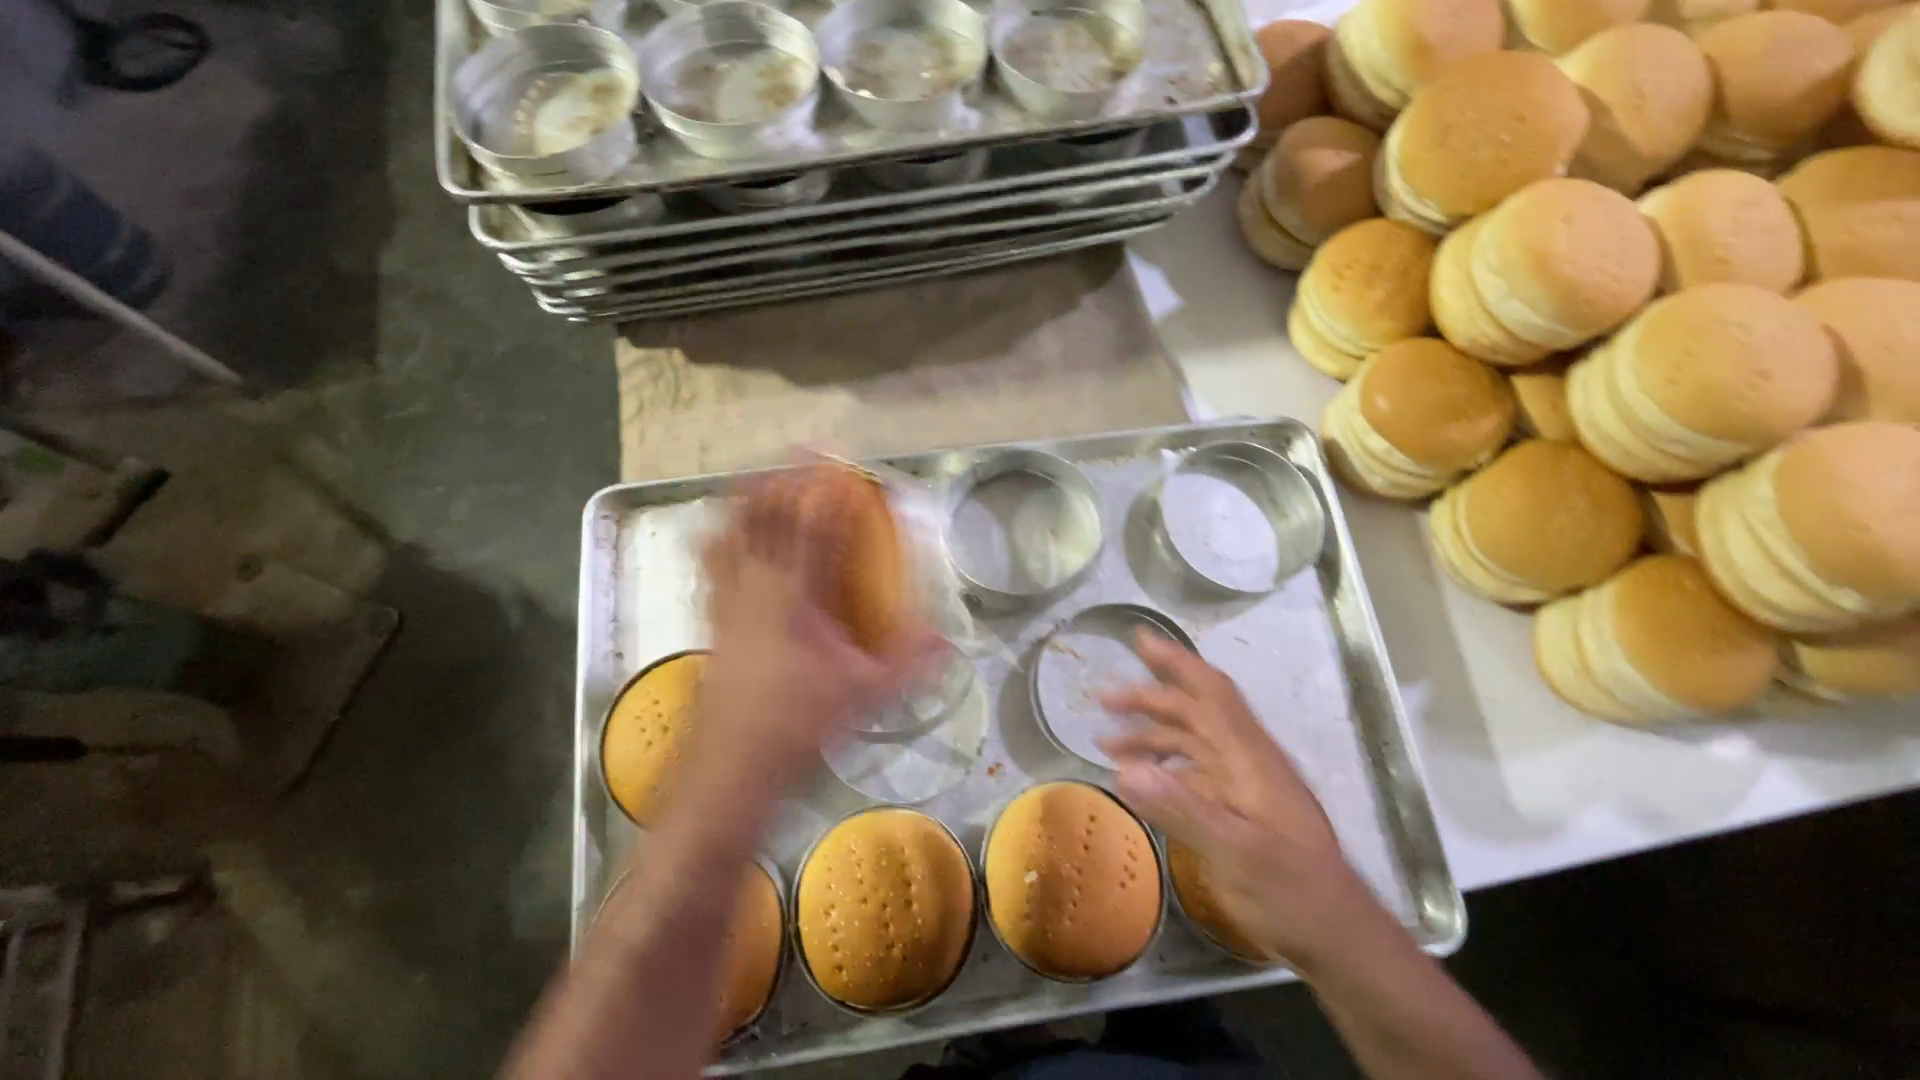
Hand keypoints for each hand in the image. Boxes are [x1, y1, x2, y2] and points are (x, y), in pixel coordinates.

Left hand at [689, 467, 932, 794]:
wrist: (726, 768)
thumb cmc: (795, 726)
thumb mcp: (863, 696)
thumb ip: (908, 663)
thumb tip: (947, 639)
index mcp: (793, 596)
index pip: (809, 526)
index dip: (825, 489)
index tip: (840, 463)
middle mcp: (753, 587)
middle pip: (760, 515)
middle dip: (781, 479)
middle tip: (800, 458)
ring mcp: (724, 602)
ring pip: (728, 532)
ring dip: (747, 501)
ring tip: (762, 481)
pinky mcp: (709, 621)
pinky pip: (710, 563)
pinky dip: (721, 536)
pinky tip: (727, 536)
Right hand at [1097, 632, 1376, 966]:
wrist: (1333, 935)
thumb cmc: (1290, 890)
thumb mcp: (1235, 853)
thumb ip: (1182, 809)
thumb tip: (1125, 770)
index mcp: (1250, 758)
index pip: (1211, 692)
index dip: (1176, 662)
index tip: (1140, 639)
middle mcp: (1246, 762)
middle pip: (1195, 713)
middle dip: (1149, 699)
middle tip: (1102, 700)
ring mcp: (1244, 787)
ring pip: (1192, 742)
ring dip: (1151, 735)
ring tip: (1105, 743)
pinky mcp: (1239, 811)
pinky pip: (1194, 773)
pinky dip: (1163, 769)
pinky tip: (1139, 782)